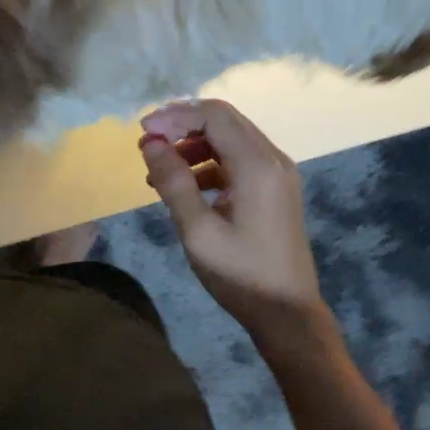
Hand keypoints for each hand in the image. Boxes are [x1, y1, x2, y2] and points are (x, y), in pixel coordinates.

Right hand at [139, 99, 334, 343]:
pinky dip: (209, 163)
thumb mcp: (197, 231)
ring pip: (231, 140)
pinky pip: (239, 160)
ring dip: (194, 144)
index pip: (213, 116)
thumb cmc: (240, 274)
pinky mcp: (275, 190)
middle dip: (182, 125)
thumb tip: (150, 143)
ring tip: (160, 169)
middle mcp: (273, 159)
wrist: (288, 313)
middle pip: (224, 121)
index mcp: (257, 165)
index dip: (175, 116)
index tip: (142, 133)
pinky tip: (185, 187)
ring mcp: (278, 174)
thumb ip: (173, 182)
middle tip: (147, 144)